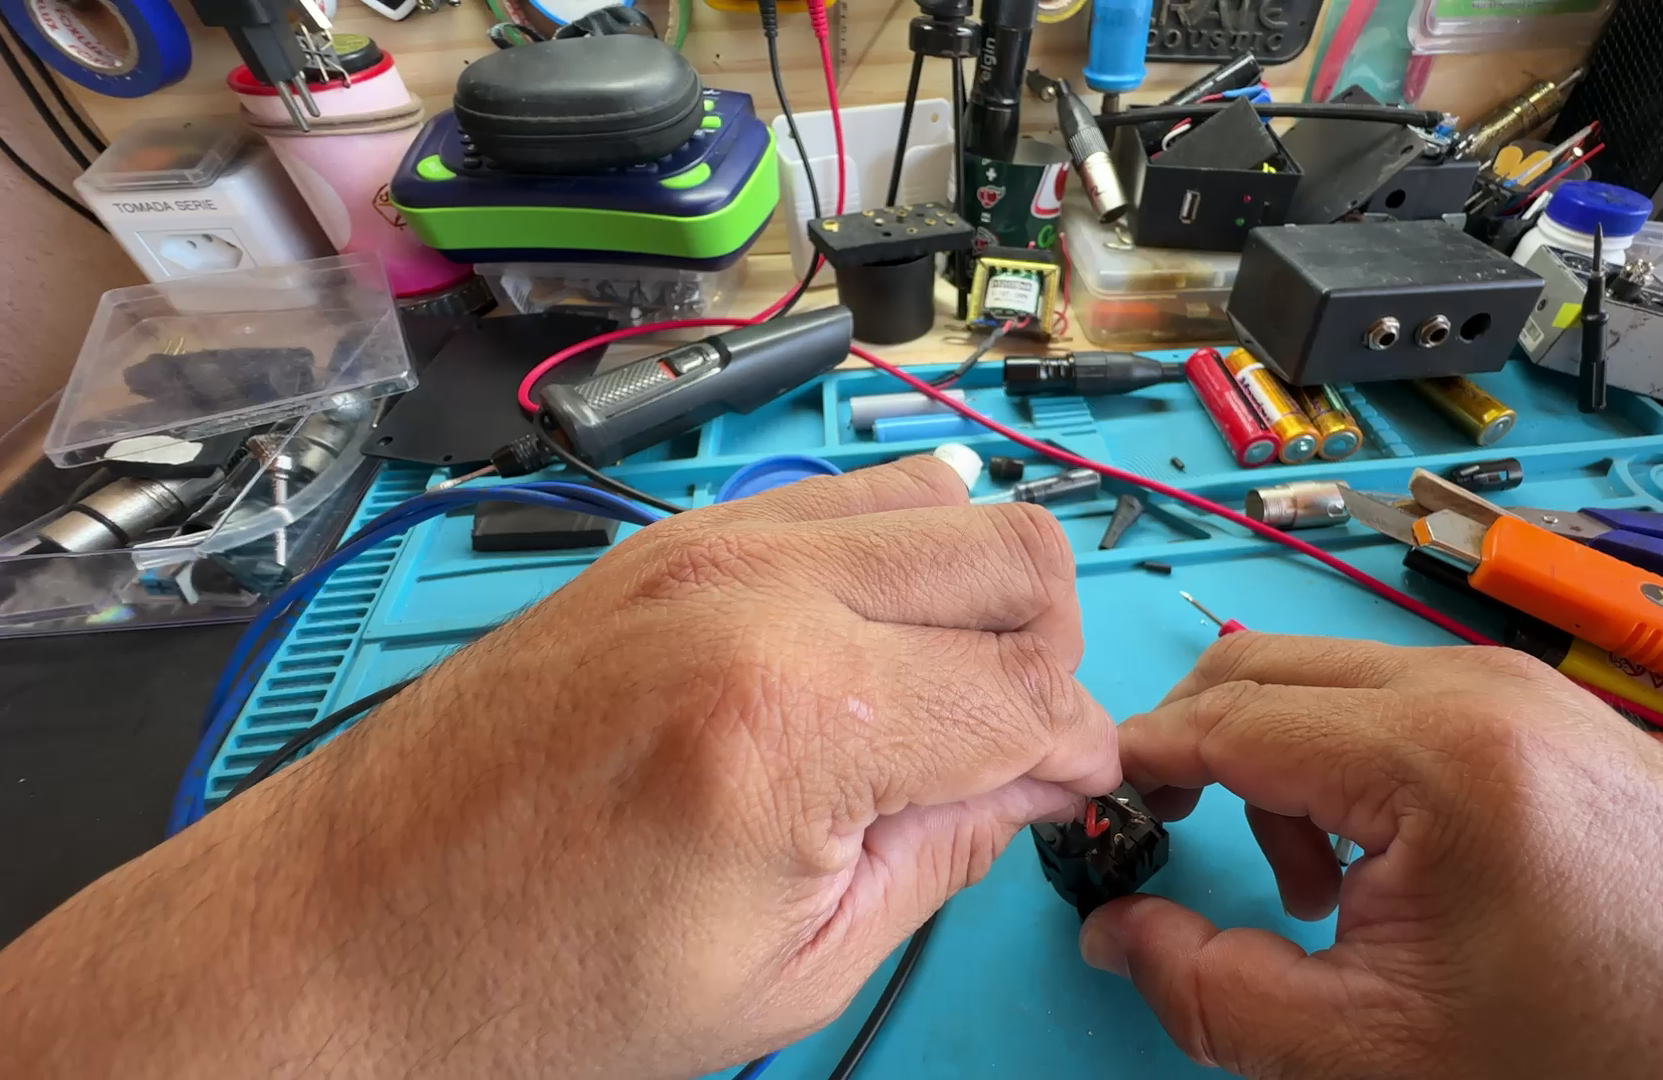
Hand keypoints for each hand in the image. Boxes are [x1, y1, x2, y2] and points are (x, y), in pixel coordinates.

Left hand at [0, 457, 1119, 1077]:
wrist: (348, 928)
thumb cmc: (556, 990)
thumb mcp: (799, 965)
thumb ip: (954, 842)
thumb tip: (1051, 768)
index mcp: (797, 721)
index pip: (1030, 695)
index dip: (1082, 747)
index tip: (1080, 780)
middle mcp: (770, 589)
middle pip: (1019, 557)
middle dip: (1055, 650)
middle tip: (1018, 729)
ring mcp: (725, 535)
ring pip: (956, 502)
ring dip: (989, 591)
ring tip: (951, 672)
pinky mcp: (693, 526)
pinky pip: (864, 490)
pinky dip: (913, 548)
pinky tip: (886, 618)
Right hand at [1081, 634, 1662, 1078]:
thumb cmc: (1613, 1068)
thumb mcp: (1379, 1057)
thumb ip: (1211, 991)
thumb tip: (1108, 929)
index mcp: (1430, 751)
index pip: (1224, 718)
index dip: (1140, 756)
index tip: (1094, 799)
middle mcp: (1461, 680)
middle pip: (1255, 667)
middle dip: (1192, 743)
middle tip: (1181, 833)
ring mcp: (1502, 679)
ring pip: (1312, 678)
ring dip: (1269, 762)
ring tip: (1315, 884)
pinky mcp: (1527, 701)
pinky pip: (1377, 702)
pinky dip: (1335, 763)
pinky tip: (1385, 859)